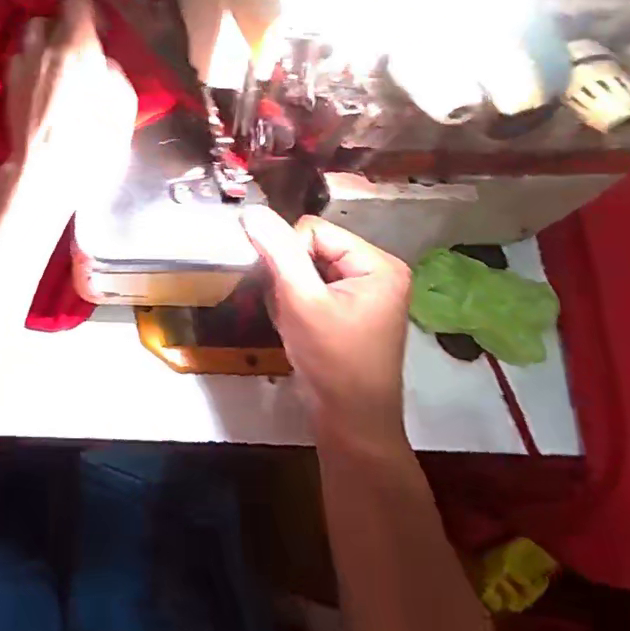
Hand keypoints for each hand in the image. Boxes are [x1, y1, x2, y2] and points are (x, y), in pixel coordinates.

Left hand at [0, 0, 137, 229]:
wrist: (44, 176)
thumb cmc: (92, 145)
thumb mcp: (123, 107)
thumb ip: (113, 74)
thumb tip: (102, 63)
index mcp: (76, 48)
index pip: (77, 4)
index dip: (90, 12)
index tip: (99, 30)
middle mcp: (42, 49)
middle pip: (48, 19)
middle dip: (61, 28)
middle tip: (76, 49)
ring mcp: (19, 68)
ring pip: (28, 40)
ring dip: (41, 46)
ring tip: (54, 66)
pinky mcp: (5, 89)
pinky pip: (18, 64)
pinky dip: (29, 67)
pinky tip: (39, 86)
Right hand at [242, 207, 412, 457]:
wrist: (350, 419)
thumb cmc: (331, 360)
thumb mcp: (301, 301)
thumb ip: (278, 252)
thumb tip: (251, 211)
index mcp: (378, 264)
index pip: (314, 231)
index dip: (288, 255)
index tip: (287, 292)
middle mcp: (376, 272)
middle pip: (311, 248)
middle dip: (289, 277)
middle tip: (291, 310)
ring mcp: (364, 293)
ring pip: (306, 270)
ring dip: (289, 292)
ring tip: (294, 321)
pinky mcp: (350, 311)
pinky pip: (311, 289)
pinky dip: (295, 304)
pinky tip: (297, 327)